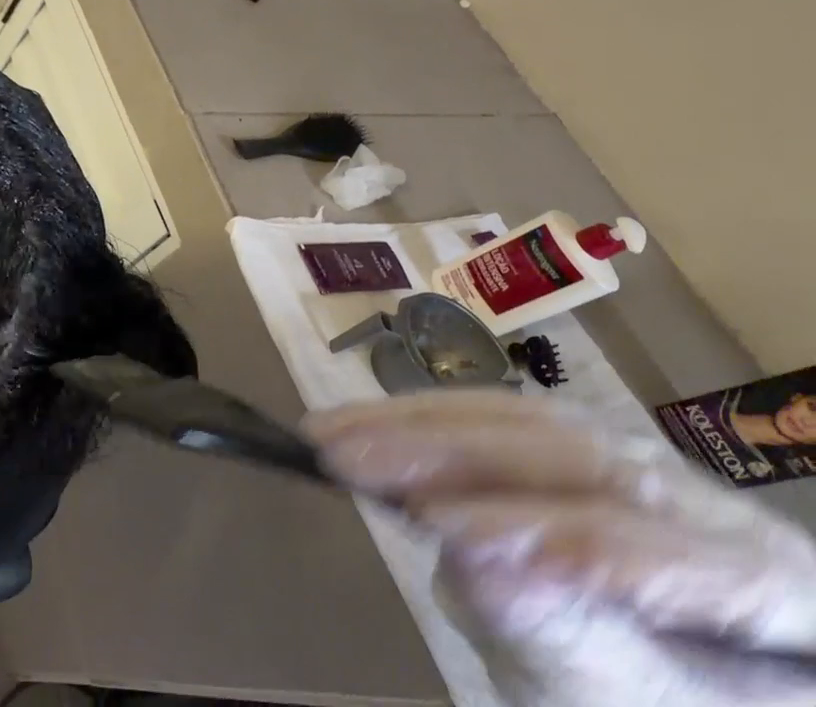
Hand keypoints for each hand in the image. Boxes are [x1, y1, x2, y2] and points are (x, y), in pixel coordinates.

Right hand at [305, 392, 815, 706]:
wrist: (641, 686)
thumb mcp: (607, 703)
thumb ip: (561, 636)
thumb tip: (469, 553)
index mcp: (777, 585)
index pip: (663, 551)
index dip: (552, 534)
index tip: (436, 529)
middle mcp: (712, 507)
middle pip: (586, 462)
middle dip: (452, 453)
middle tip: (343, 454)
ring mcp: (644, 471)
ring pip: (533, 427)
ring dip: (418, 425)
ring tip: (331, 433)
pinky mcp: (573, 457)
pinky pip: (500, 425)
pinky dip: (421, 422)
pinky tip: (365, 426)